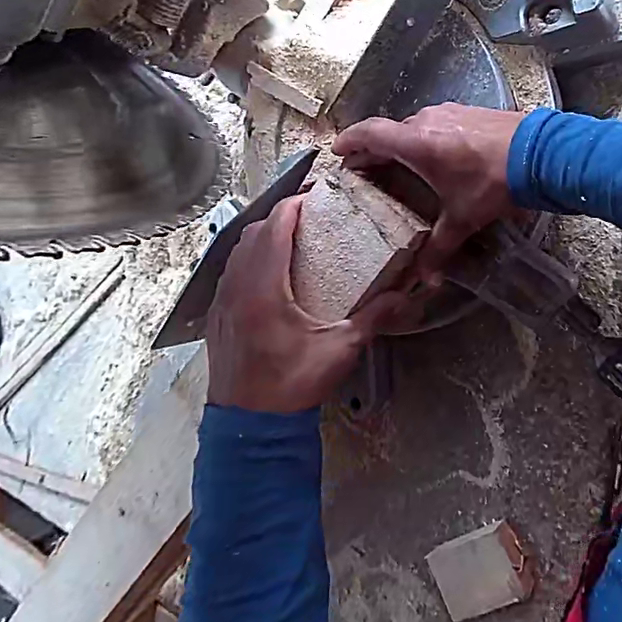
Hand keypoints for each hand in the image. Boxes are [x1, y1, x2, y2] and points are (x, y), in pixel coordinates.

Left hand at [205, 195, 407, 412]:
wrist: (248, 425)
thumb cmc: (291, 385)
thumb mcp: (340, 350)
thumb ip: (373, 318)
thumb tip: (404, 296)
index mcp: (263, 290)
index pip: (274, 229)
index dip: (293, 206)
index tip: (314, 196)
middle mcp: (237, 289)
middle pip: (254, 233)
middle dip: (281, 215)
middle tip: (310, 213)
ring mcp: (222, 302)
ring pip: (237, 250)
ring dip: (264, 235)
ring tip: (293, 234)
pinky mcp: (218, 316)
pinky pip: (230, 270)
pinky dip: (250, 256)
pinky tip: (270, 268)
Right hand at [331, 104, 524, 283]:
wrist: (539, 152)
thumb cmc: (493, 182)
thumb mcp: (463, 218)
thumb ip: (439, 247)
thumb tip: (426, 279)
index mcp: (415, 142)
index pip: (368, 133)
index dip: (349, 141)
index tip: (338, 152)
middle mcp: (428, 120)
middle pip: (391, 131)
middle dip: (376, 149)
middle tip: (367, 168)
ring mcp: (452, 112)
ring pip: (416, 125)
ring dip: (404, 142)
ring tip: (401, 164)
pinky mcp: (472, 111)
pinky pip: (439, 123)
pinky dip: (429, 137)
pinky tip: (439, 155)